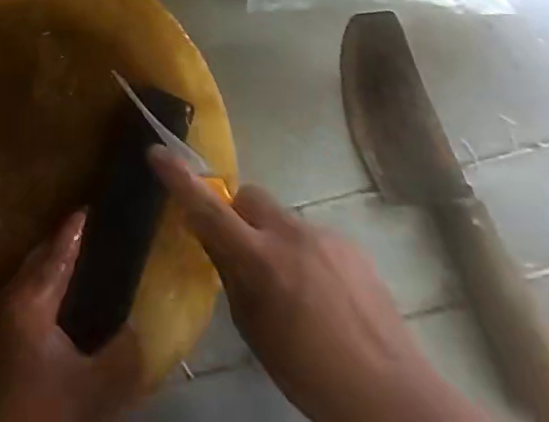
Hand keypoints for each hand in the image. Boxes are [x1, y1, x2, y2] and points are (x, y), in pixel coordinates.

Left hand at [0, 210, 142, 421]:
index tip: (90, 207)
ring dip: (52, 264)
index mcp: (29, 299)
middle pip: (38, 258)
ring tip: (82, 260)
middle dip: (63, 243)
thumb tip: (138, 326)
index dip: (74, 230)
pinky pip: (25, 292)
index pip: (56, 253)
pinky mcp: (0, 337)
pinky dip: (44, 284)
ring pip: (29, 275)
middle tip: (92, 232)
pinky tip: (63, 299)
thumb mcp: (96, 387)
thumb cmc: (48, 410)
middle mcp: (9, 297)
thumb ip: (123, 353)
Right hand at [149, 148, 485, 421]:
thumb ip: (231, 274)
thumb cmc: (307, 370)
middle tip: (242, 251)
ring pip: (283, 221)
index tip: (157, 153)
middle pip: (250, 199)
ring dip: (275, 241)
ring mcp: (325, 237)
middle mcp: (291, 235)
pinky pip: (313, 238)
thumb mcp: (253, 328)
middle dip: (238, 214)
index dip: (180, 179)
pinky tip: (324, 297)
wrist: (392, 394)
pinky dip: (307, 256)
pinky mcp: (352, 247)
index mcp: (260, 259)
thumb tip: (214, 240)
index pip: (208, 209)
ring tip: (293, 289)